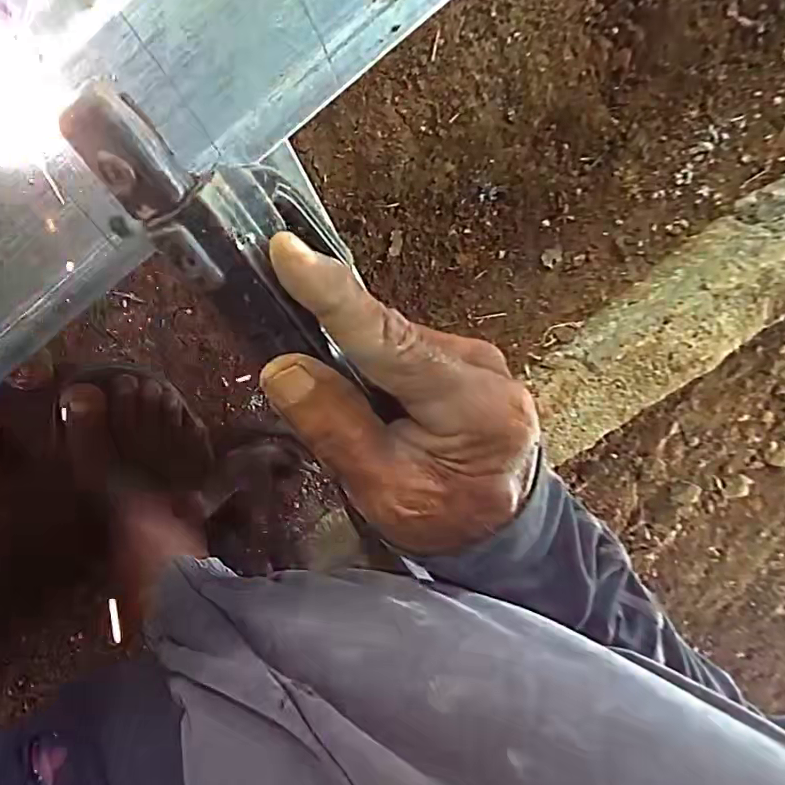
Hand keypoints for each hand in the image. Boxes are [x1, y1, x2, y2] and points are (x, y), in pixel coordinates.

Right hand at [259, 233, 540, 553]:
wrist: (502, 530)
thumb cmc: (448, 520)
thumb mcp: (385, 492)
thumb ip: (335, 428)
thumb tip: (283, 369)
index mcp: (471, 405)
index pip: (387, 339)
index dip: (332, 295)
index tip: (287, 253)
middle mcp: (479, 366)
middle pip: (381, 331)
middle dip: (327, 336)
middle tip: (283, 352)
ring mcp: (472, 356)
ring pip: (385, 335)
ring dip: (347, 355)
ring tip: (339, 401)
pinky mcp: (458, 357)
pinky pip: (395, 343)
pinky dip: (366, 361)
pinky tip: (361, 393)